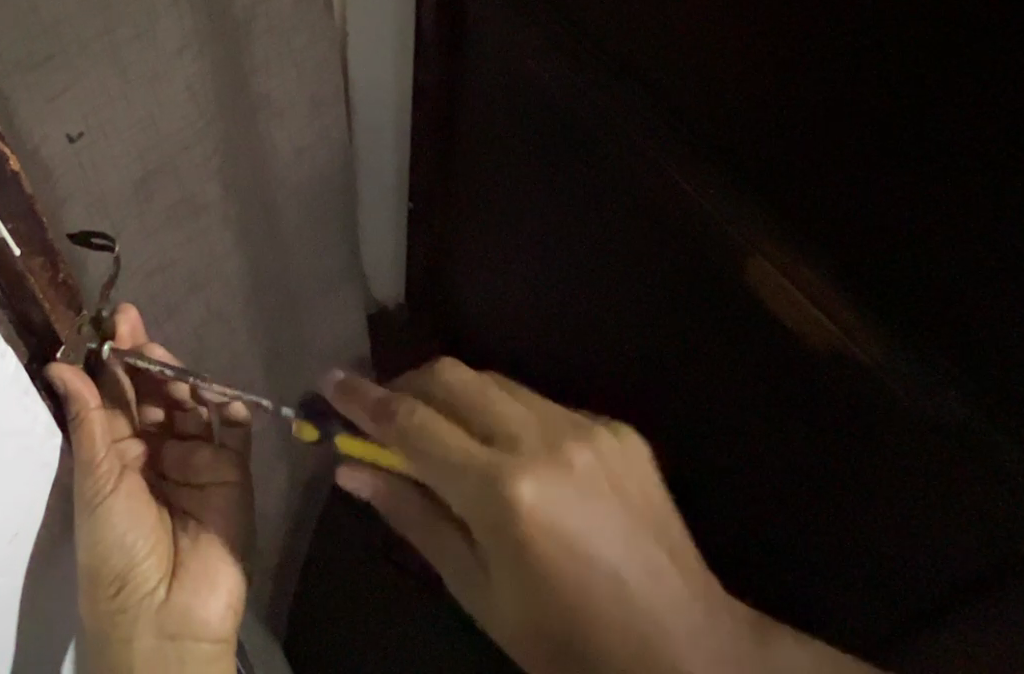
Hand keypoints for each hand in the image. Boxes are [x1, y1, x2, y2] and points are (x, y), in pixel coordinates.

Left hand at [45, 305, 253, 673]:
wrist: (163, 615)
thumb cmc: (116, 546)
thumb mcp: (96, 478)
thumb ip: (88, 417)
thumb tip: (57, 365)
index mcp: (116, 451)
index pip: (118, 393)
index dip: (117, 357)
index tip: (118, 318)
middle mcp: (157, 449)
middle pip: (157, 393)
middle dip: (150, 361)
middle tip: (141, 336)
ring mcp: (197, 459)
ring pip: (194, 405)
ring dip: (185, 382)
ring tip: (174, 372)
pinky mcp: (232, 475)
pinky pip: (234, 435)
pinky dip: (230, 413)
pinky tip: (221, 399)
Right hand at [324, 359, 881, 673]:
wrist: (695, 656)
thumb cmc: (568, 646)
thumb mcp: (477, 591)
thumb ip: (411, 515)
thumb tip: (349, 468)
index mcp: (504, 493)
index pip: (411, 424)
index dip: (362, 401)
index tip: (328, 381)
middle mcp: (543, 442)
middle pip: (449, 378)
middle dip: (405, 386)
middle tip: (382, 416)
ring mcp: (586, 429)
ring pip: (491, 381)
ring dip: (451, 397)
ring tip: (440, 437)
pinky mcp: (615, 429)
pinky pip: (534, 402)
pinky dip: (500, 416)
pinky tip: (506, 458)